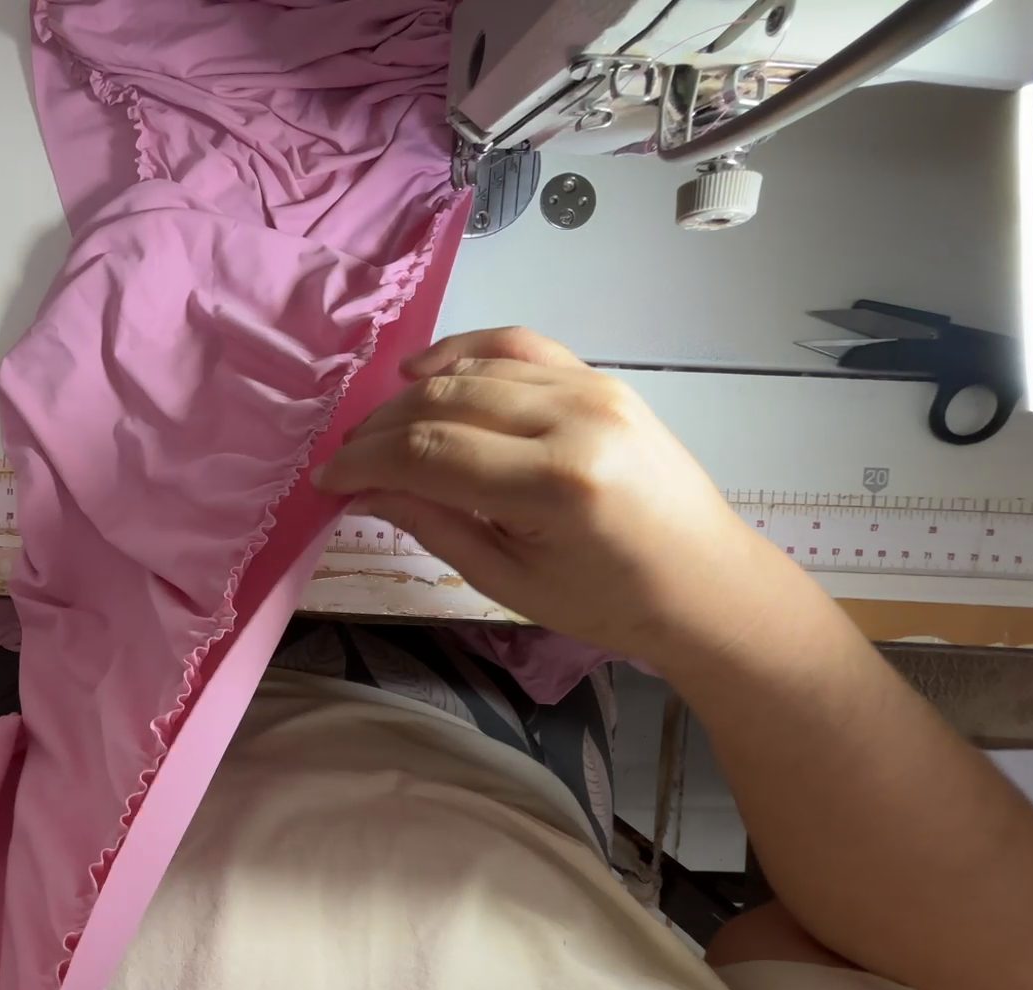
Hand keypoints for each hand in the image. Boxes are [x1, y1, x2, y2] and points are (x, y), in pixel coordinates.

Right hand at [314, 327, 801, 664]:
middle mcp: (574, 418)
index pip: (427, 452)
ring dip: (408, 397)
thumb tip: (363, 489)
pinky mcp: (600, 379)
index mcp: (553, 484)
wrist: (707, 584)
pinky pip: (518, 346)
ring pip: (471, 371)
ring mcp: (593, 388)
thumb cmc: (605, 600)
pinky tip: (425, 370)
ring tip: (376, 429)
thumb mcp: (504, 578)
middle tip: (344, 459)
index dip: (363, 462)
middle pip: (442, 403)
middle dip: (377, 430)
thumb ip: (429, 522)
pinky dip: (463, 350)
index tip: (325, 480)